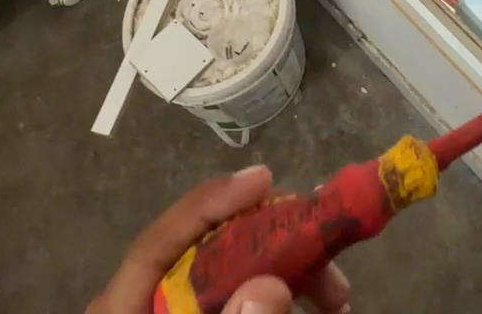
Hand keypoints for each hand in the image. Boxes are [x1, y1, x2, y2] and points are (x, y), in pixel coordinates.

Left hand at [86, 165, 352, 313]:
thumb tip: (269, 285)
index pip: (159, 244)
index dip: (210, 205)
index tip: (265, 181)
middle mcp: (145, 309)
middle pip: (206, 255)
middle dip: (273, 246)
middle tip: (329, 260)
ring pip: (234, 279)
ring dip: (288, 275)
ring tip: (335, 297)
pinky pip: (242, 303)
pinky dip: (277, 299)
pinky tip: (312, 307)